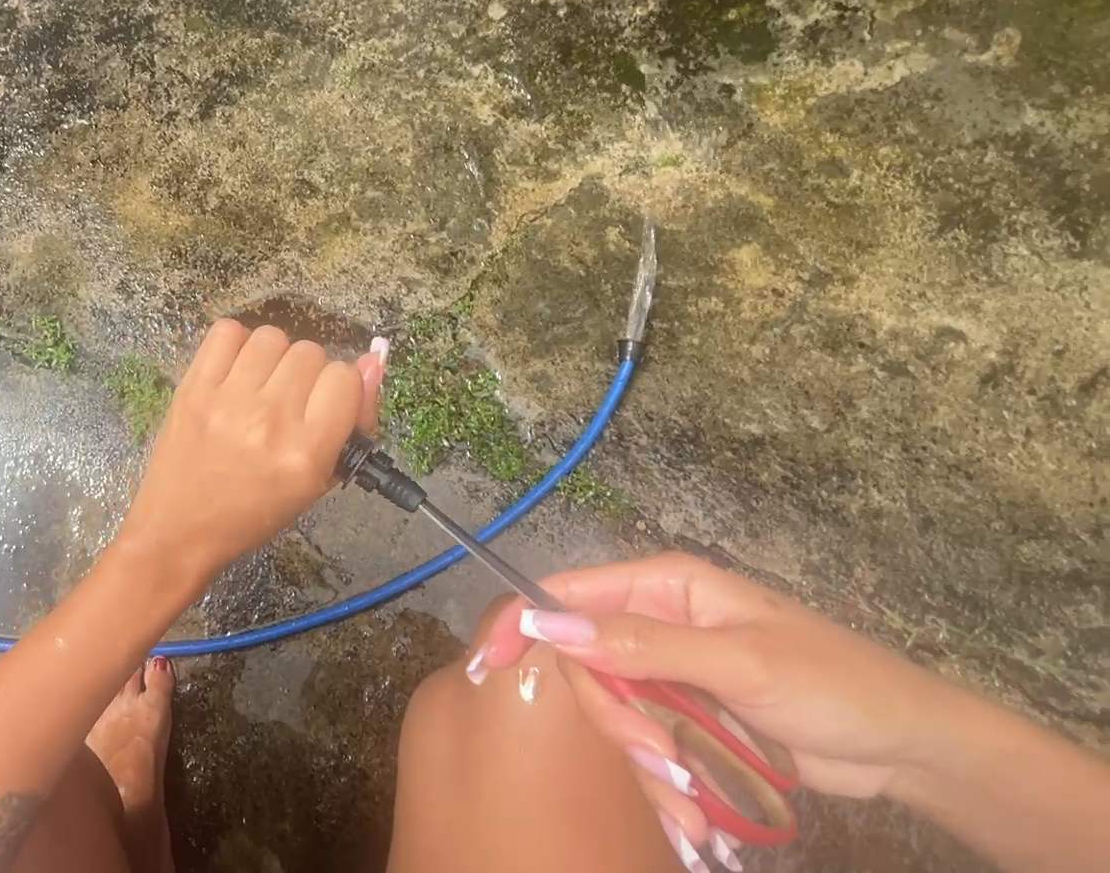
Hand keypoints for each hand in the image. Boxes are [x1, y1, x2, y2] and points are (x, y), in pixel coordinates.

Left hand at [117, 321, 384, 584]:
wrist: (179, 527)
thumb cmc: (253, 513)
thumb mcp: (315, 483)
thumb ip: (351, 424)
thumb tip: (372, 362)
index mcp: (306, 453)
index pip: (345, 378)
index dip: (341, 388)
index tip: (325, 405)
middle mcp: (270, 420)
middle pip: (311, 352)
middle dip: (307, 374)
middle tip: (289, 402)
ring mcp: (228, 399)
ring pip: (273, 337)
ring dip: (274, 356)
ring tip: (261, 385)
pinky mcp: (193, 386)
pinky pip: (227, 331)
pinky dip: (236, 343)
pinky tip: (235, 371)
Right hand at [471, 552, 965, 846]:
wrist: (915, 750)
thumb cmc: (836, 684)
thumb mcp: (737, 662)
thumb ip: (639, 643)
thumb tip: (546, 622)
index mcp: (661, 586)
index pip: (566, 593)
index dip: (525, 623)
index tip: (490, 665)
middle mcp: (653, 619)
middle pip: (588, 663)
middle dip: (615, 719)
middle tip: (654, 762)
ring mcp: (667, 667)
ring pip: (614, 709)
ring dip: (643, 760)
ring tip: (688, 806)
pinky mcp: (684, 711)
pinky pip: (645, 740)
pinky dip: (661, 780)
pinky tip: (692, 819)